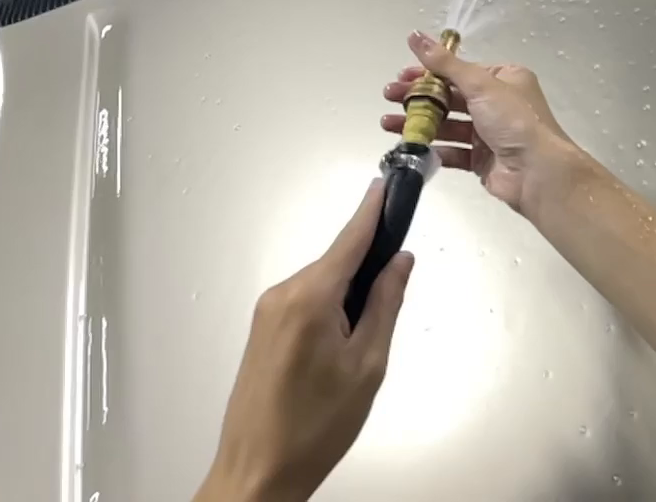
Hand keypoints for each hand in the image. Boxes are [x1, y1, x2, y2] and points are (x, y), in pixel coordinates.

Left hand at [197, 182, 413, 501]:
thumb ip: (386, 303)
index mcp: (311, 297)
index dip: (371, 209)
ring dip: (346, 293)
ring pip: (321, 282)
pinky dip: (327, 306)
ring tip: (360, 343)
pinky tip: (337, 344)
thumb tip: (400, 260)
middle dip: (365, 268)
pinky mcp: (261, 327)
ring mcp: (267, 309)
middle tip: (391, 297)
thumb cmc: (318, 426)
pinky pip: (304, 299)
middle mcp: (283, 292)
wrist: (256, 475)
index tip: (386, 183)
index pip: (349, 238)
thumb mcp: (368, 365)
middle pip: (336, 262)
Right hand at [379, 31, 584, 217]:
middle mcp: (498, 103)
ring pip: (448, 124)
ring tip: (387, 124)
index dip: (429, 72)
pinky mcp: (482, 160)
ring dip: (419, 122)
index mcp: (504, 79)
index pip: (460, 71)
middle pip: (450, 97)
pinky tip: (411, 146)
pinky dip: (433, 148)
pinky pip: (453, 151)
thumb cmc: (513, 120)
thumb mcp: (479, 83)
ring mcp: (490, 133)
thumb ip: (444, 63)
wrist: (537, 172)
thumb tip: (415, 35)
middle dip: (418, 97)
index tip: (402, 75)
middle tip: (388, 97)